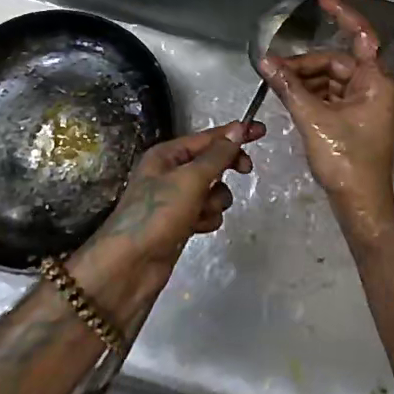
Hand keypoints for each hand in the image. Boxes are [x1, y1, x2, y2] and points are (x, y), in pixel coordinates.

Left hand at [87, 121, 263, 274]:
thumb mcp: (190, 179)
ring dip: (214, 200)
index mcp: (166, 155)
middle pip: (210, 162)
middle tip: (245, 171)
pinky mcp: (180, 223)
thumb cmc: (157, 214)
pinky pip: (205, 213)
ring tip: (201, 211)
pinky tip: (197, 228)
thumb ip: (216, 156)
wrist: (131, 264)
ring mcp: (175, 200)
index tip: (261, 131)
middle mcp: (169, 173)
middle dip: (225, 169)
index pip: (206, 137)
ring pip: (212, 191)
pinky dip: (206, 219)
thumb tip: (237, 129)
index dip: (234, 134)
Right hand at [258, 0, 393, 221]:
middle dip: (306, 64)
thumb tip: (265, 61)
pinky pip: (331, 96)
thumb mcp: (312, 119)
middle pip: (337, 62)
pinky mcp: (356, 120)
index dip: (342, 15)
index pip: (361, 38)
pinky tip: (289, 97)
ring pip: (332, 79)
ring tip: (277, 84)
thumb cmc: (345, 159)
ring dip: (305, 80)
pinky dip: (311, 94)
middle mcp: (376, 89)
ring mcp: (367, 106)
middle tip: (274, 69)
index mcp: (377, 83)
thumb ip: (289, 87)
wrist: (360, 203)